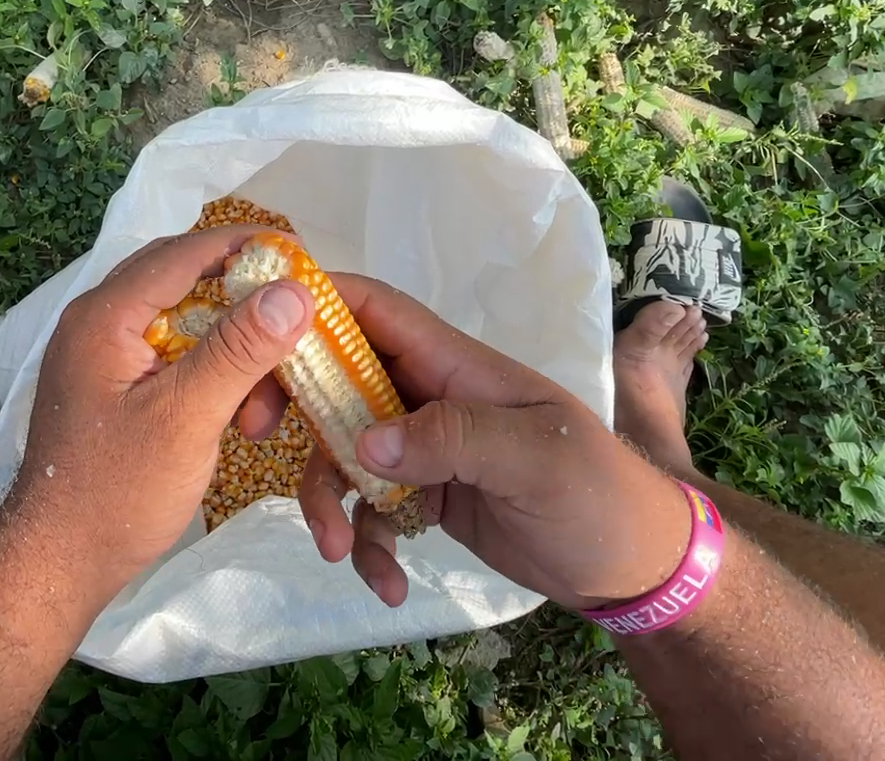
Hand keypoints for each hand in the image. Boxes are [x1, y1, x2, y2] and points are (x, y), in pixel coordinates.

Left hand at [5, 226, 313, 594]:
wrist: (57, 563)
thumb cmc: (118, 492)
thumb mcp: (185, 418)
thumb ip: (238, 351)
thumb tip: (293, 291)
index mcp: (106, 315)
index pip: (183, 253)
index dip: (243, 245)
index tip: (299, 253)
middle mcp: (99, 320)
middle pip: (180, 276)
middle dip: (239, 290)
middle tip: (293, 304)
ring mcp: (103, 351)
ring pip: (180, 316)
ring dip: (229, 339)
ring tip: (267, 384)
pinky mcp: (114, 381)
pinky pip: (172, 350)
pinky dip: (210, 366)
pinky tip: (239, 403)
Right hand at [275, 274, 691, 609]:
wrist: (631, 567)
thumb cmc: (597, 493)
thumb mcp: (536, 457)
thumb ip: (454, 438)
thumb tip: (367, 442)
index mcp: (451, 362)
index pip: (373, 308)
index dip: (314, 302)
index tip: (259, 329)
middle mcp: (424, 393)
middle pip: (336, 376)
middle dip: (292, 403)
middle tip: (254, 434)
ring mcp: (419, 444)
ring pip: (342, 449)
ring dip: (328, 497)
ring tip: (339, 550)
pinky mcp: (419, 491)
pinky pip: (369, 505)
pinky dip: (366, 542)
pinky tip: (387, 583)